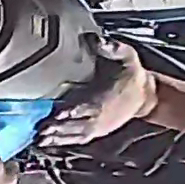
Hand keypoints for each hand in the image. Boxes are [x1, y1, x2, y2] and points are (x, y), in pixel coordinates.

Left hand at [38, 38, 157, 148]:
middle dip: (59, 128)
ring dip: (57, 139)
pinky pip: (78, 138)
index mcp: (105, 98)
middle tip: (40, 131)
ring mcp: (98, 125)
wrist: (145, 94)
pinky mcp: (96, 130)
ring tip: (39, 141)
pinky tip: (48, 143)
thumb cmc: (130, 73)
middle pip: (78, 124)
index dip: (73, 111)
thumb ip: (113, 48)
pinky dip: (63, 142)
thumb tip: (98, 40)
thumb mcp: (126, 57)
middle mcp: (101, 115)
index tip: (58, 114)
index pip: (88, 106)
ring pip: (76, 135)